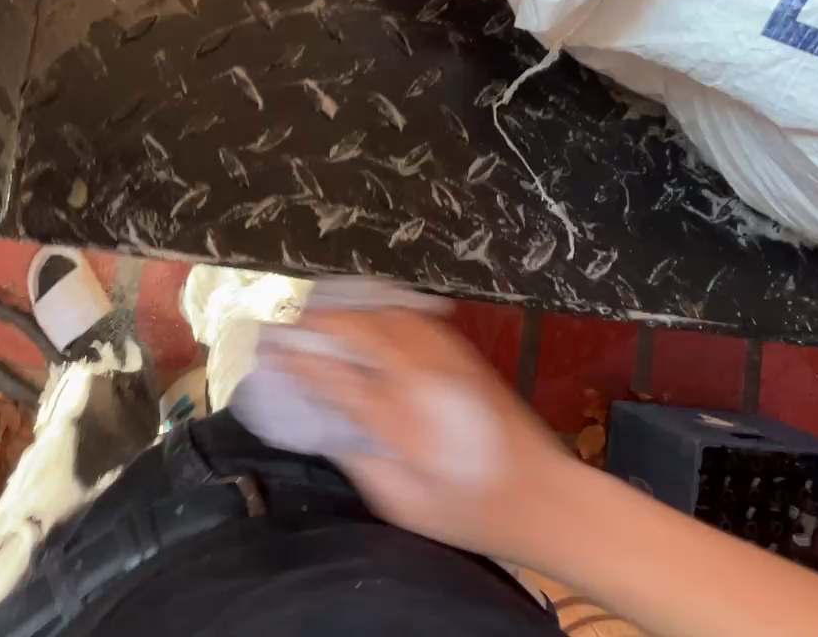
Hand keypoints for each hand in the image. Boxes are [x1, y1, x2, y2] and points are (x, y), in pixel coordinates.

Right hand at [272, 307, 577, 562]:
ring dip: (345, 308)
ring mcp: (443, 358)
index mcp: (396, 418)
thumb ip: (357, 455)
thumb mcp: (401, 502)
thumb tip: (325, 423)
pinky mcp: (462, 353)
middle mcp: (417, 376)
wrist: (548, 498)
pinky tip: (367, 311)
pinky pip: (413, 313)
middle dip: (313, 323)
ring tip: (320, 314)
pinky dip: (381, 306)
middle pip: (353, 328)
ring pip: (382, 311)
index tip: (269, 350)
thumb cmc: (471, 511)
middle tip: (290, 331)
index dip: (294, 357)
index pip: (330, 373)